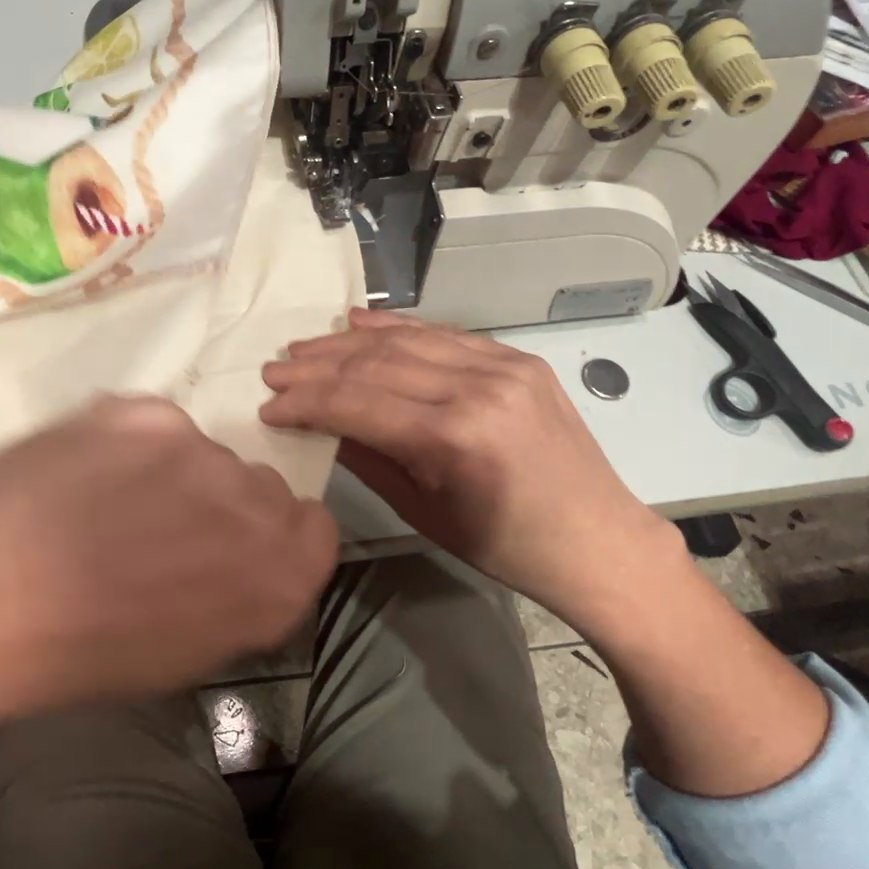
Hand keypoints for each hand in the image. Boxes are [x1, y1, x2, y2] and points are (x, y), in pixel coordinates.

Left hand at [0, 396, 336, 725]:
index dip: (276, 537)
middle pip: (259, 485)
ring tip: (106, 505)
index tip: (235, 547)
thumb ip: (240, 598)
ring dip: (171, 473)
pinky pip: (153, 425)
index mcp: (275, 575)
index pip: (314, 528)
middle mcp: (252, 501)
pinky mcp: (143, 409)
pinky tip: (83, 476)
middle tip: (161, 529)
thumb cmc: (82, 650)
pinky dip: (129, 446)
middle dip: (222, 504)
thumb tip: (242, 563)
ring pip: (202, 451)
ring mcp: (197, 446)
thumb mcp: (184, 652)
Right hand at [259, 309, 679, 623]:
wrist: (599, 540)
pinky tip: (361, 323)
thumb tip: (319, 425)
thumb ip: (369, 459)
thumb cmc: (507, 546)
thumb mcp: (426, 513)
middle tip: (274, 370)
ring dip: (349, 342)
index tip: (269, 405)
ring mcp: (504, 367)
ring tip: (305, 347)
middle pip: (377, 365)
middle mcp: (479, 389)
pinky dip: (399, 329)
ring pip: (407, 342)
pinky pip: (445, 335)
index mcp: (455, 438)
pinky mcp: (518, 359)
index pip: (359, 404)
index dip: (307, 402)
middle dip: (318, 367)